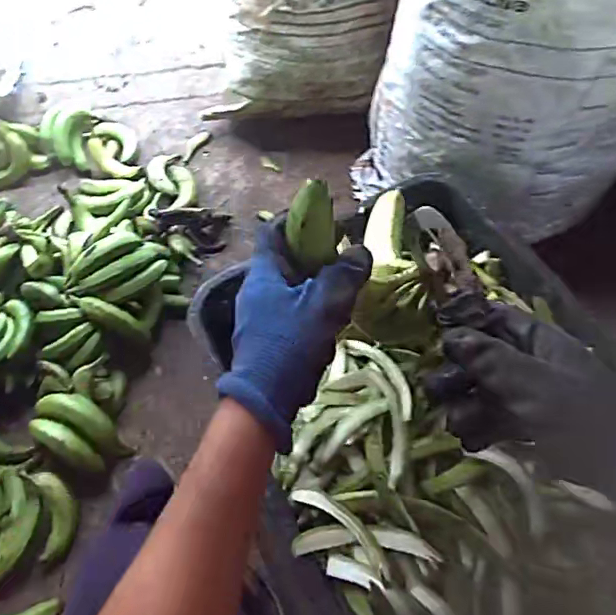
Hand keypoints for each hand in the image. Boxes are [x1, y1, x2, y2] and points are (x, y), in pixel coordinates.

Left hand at [215, 225, 371, 448]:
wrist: (265, 396)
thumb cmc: (291, 342)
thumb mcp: (324, 303)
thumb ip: (344, 274)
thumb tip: (360, 251)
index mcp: (263, 272)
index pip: (273, 230)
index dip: (297, 219)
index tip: (324, 218)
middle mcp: (255, 289)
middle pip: (285, 259)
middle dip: (315, 256)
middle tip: (343, 257)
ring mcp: (258, 314)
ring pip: (291, 288)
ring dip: (316, 286)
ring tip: (343, 291)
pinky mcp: (266, 337)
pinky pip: (291, 312)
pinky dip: (311, 310)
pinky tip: (330, 322)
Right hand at [423, 299, 615, 527]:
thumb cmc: (588, 418)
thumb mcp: (534, 384)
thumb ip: (491, 360)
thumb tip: (450, 335)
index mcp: (539, 341)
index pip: (494, 318)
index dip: (464, 321)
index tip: (435, 334)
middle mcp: (530, 364)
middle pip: (479, 357)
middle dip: (457, 374)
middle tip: (438, 391)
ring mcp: (528, 397)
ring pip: (481, 391)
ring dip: (463, 406)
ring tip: (459, 426)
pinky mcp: (528, 429)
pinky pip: (492, 421)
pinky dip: (478, 430)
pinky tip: (470, 442)